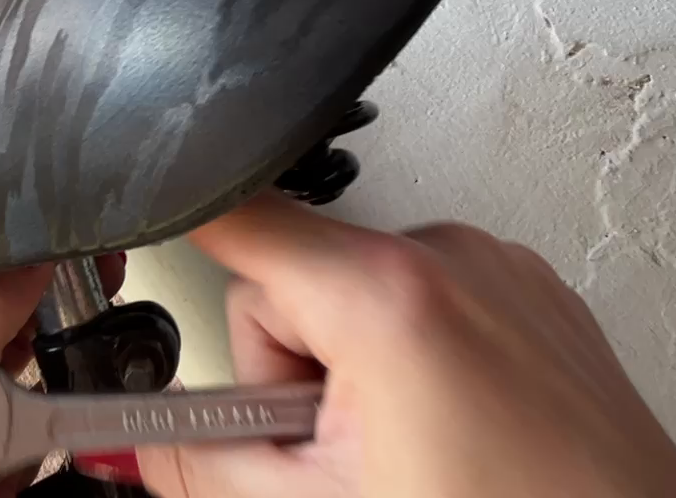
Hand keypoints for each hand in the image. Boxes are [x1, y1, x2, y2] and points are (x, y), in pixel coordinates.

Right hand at [138, 196, 675, 497]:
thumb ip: (205, 465)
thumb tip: (149, 437)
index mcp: (388, 297)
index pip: (240, 216)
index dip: (187, 218)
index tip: (154, 211)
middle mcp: (448, 256)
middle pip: (293, 270)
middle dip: (289, 354)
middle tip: (336, 440)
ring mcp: (496, 267)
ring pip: (353, 279)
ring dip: (350, 353)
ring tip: (409, 441)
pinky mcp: (526, 286)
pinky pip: (420, 287)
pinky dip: (409, 343)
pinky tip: (451, 420)